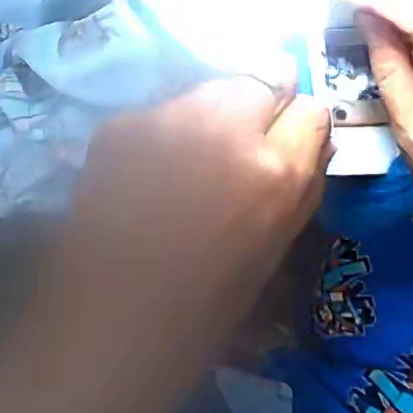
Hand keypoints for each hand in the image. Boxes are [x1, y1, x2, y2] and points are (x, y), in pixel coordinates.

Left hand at [6, 78, 330, 412]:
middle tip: (241, 146)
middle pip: (260, 82)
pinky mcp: (119, 124)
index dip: (301, 131)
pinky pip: (163, 112)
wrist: (100, 331)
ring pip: (209, 90)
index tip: (289, 145)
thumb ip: (298, 190)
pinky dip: (169, 132)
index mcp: (274, 171)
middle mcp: (223, 127)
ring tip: (195, 159)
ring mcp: (164, 119)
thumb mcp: (269, 257)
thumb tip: (311, 143)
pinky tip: (152, 172)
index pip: (311, 111)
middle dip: (260, 109)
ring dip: (214, 114)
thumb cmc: (199, 317)